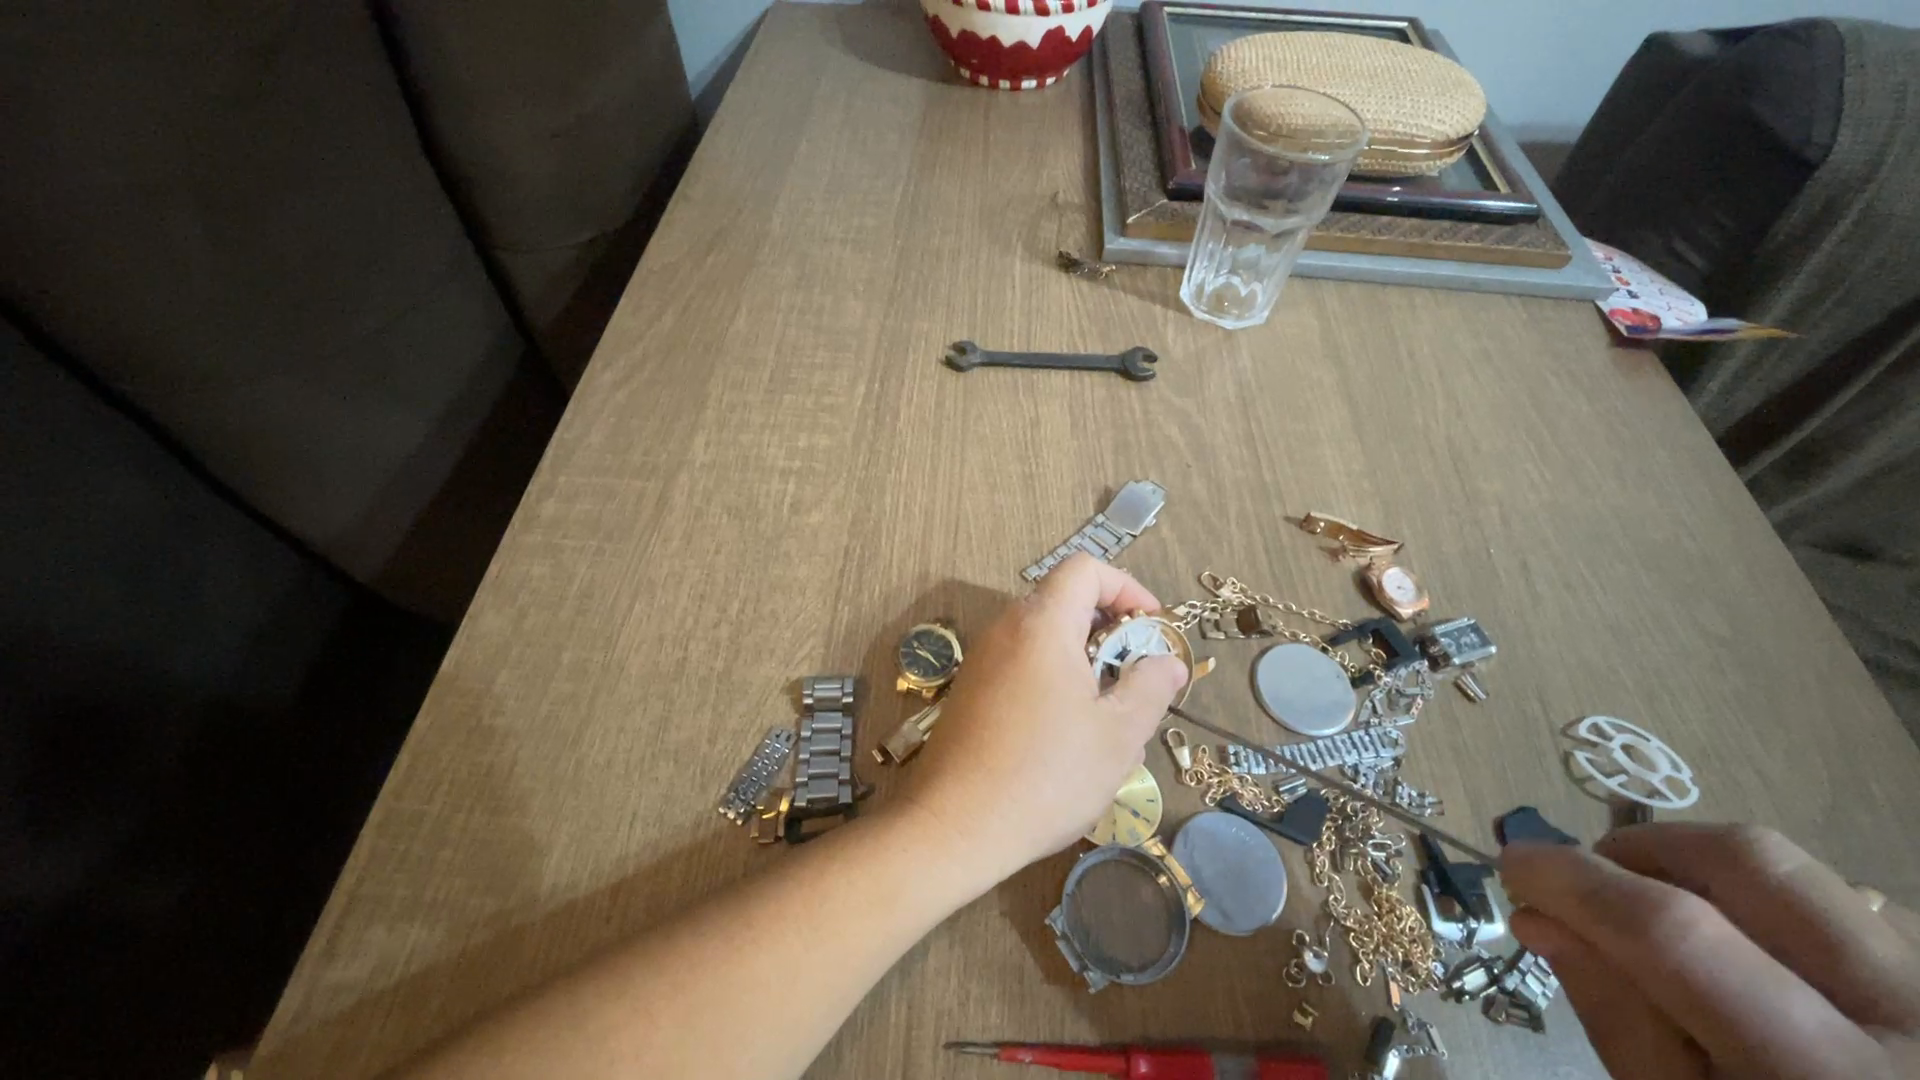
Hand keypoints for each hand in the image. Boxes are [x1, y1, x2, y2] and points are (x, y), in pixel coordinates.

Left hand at [900, 554, 1187, 878]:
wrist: (955, 826)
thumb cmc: (1046, 775)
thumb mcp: (1117, 734)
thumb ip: (1150, 687)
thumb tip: (1169, 662)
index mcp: (1041, 625)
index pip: (1085, 570)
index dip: (1127, 588)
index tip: (1152, 630)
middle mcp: (1004, 631)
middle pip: (1064, 602)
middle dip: (1109, 631)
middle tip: (1137, 678)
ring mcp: (981, 662)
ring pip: (1044, 640)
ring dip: (1083, 663)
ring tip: (1108, 717)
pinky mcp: (970, 693)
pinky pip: (1021, 668)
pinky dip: (1053, 682)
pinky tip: (1067, 737)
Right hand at [1501, 824, 1919, 1078]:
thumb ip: (1615, 1015)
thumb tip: (1536, 914)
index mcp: (1832, 1078)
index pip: (1679, 936)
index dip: (1578, 883)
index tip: (1513, 864)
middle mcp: (1915, 1017)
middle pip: (1755, 865)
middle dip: (1640, 847)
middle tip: (1585, 875)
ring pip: (1799, 868)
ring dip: (1694, 866)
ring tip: (1650, 905)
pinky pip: (1837, 898)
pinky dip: (1757, 900)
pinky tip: (1735, 945)